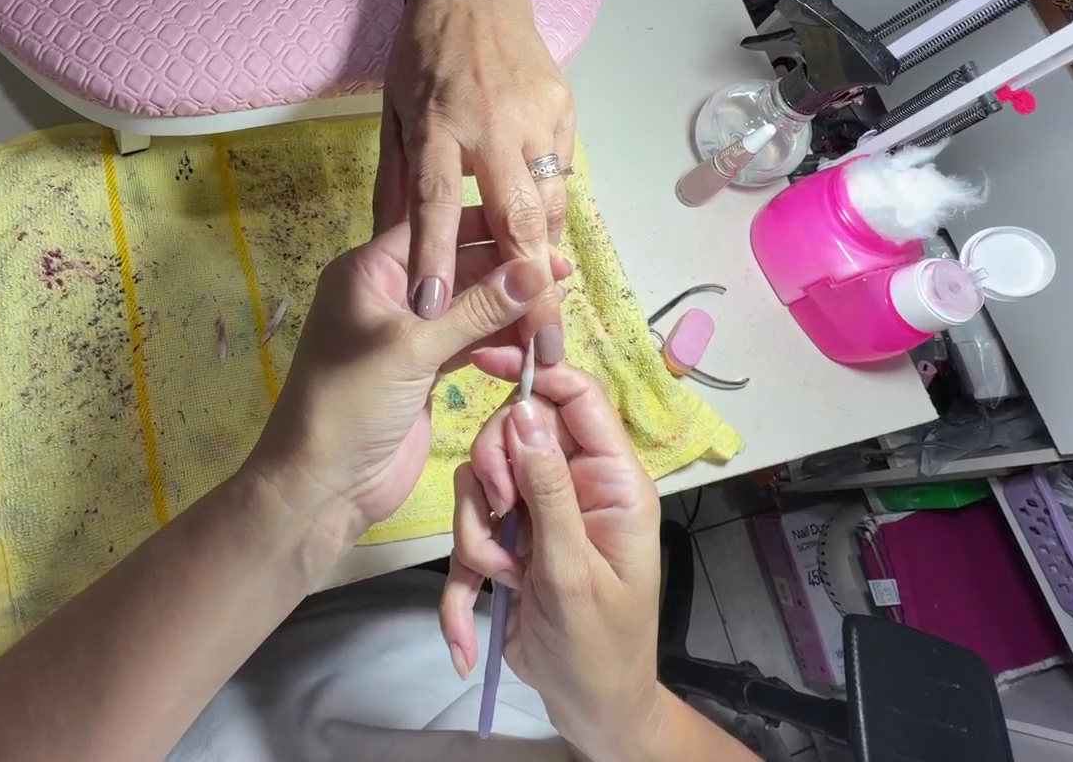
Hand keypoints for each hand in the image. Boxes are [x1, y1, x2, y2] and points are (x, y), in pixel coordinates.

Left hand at [246, 208, 571, 537]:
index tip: (538, 226)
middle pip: (457, 265)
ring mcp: (409, 330)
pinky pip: (469, 339)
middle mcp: (390, 291)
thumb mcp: (414, 348)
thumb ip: (478, 310)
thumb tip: (538, 271)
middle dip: (506, 267)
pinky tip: (534, 334)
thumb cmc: (352, 401)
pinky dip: (499, 338)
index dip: (487, 224)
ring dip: (508, 305)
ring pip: (467, 304)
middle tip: (562, 267)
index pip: (435, 227)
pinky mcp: (425, 365)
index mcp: (371, 270)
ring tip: (559, 298)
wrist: (325, 484)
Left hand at [375, 0, 575, 363]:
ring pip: (548, 205)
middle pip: (512, 216)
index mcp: (433, 124)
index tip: (432, 310)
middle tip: (541, 346)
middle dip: (526, 288)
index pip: (432, 202)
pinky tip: (545, 239)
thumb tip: (386, 242)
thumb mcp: (392, 111)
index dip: (433, 257)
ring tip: (544, 304)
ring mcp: (534, 115)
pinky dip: (553, 215)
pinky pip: (563, 180)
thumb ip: (393, 179)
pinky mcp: (564, 110)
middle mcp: (487, 124)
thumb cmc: (423, 52)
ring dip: (544, 257)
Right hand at [438, 354, 663, 760]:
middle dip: (494, 476)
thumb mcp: (574, 571)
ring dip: (478, 535)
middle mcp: (572, 483)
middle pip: (515, 431)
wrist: (590, 712)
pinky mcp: (507, 540)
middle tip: (502, 519)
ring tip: (503, 579)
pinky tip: (465, 638)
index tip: (484, 360)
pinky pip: (469, 533)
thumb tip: (524, 409)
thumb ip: (549, 489)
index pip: (576, 397)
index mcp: (610, 479)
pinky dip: (462, 584)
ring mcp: (537, 511)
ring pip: (482, 482)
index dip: (534, 371)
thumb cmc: (601, 648)